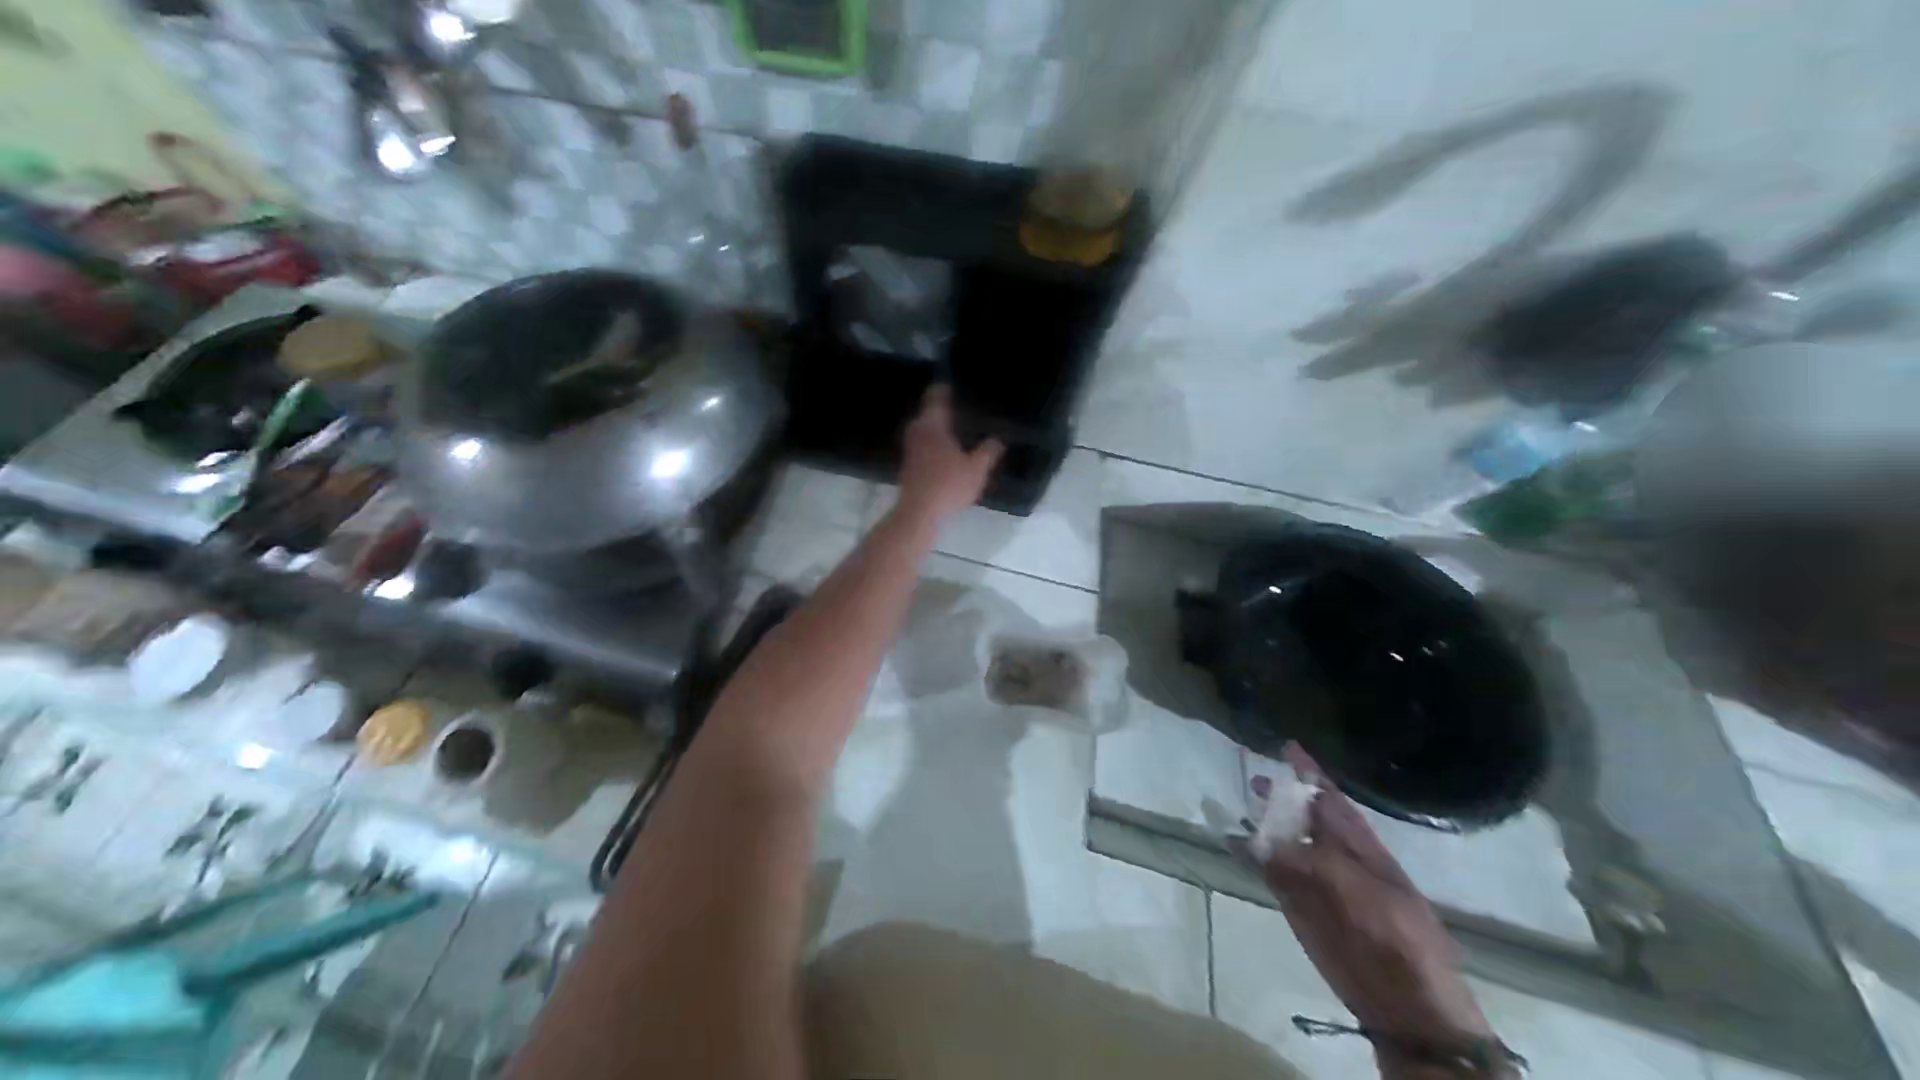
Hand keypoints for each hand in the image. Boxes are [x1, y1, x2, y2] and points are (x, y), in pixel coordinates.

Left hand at [895, 385, 1002, 526]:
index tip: (961, 385)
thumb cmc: (948, 485)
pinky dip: (936, 444)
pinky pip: (925, 445)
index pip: (937, 394)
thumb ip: (989, 450)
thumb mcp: (977, 469)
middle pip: (931, 411)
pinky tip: (951, 452)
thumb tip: (998, 438)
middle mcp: (918, 429)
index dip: (948, 388)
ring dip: (942, 429)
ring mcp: (910, 447)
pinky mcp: (909, 463)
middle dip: (947, 409)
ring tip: (963, 430)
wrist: (918, 512)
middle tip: (968, 408)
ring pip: (927, 429)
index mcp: (932, 422)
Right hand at [1251, 746, 1493, 1066]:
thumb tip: (1265, 842)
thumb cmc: (1399, 941)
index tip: (1287, 746)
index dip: (1310, 773)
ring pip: (1281, 843)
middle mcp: (1335, 858)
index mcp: (1361, 848)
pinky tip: (1231, 843)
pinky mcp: (1298, 905)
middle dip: (1280, 798)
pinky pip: (1269, 872)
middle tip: (1254, 779)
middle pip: (1302, 818)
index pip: (1331, 799)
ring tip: (1234, 805)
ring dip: (1260, 825)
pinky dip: (1249, 856)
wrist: (1406, 1004)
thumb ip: (1315, 864)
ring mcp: (1314, 882)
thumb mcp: (1366, 895)